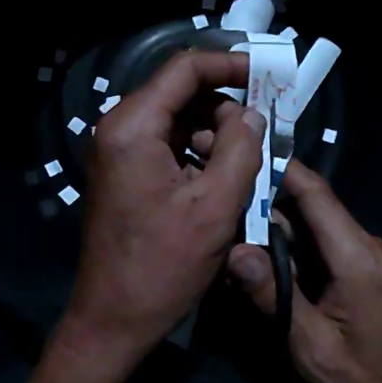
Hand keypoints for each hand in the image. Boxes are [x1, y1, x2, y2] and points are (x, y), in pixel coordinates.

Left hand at [42, 51, 264, 382]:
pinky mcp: (120, 172)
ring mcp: (115, 151)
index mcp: (132, 128)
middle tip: (263, 130)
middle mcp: (116, 129)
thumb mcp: (216, 206)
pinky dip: (194, 152)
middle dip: (223, 106)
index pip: (184, 69)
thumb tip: (252, 114)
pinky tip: (220, 178)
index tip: (268, 77)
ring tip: (245, 162)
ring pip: (174, 119)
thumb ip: (240, 150)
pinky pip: (163, 144)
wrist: (112, 316)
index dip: (230, 66)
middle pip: (178, 92)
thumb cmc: (163, 266)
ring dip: (212, 132)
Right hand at [227, 160, 381, 382]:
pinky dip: (284, 244)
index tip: (238, 145)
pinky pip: (316, 245)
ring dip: (269, 223)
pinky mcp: (358, 271)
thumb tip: (234, 251)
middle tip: (219, 190)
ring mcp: (364, 257)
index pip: (314, 193)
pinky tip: (252, 252)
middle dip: (262, 195)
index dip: (277, 165)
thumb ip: (273, 296)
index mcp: (358, 257)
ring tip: (225, 218)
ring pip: (308, 225)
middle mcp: (365, 246)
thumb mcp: (312, 348)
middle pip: (307, 206)